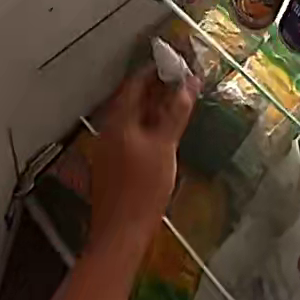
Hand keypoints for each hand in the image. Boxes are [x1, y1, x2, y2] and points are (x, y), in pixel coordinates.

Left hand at [89, 65, 197, 251]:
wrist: (121, 236)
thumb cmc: (144, 188)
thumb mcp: (165, 146)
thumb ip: (177, 112)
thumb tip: (190, 82)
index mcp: (118, 121)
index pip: (135, 83)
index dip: (155, 70)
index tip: (176, 64)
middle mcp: (109, 130)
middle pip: (132, 99)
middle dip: (157, 88)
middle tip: (181, 81)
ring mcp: (109, 147)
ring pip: (133, 116)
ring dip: (154, 106)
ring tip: (178, 102)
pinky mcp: (113, 163)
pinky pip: (131, 132)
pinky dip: (148, 124)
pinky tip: (165, 130)